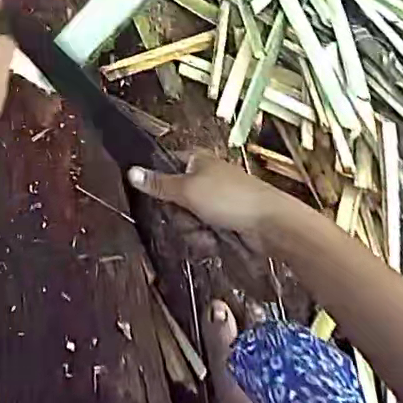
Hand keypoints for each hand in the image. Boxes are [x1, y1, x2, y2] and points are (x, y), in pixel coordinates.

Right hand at [127, 153, 305, 248]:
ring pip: (186, 220)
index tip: (160, 197)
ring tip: (206, 232)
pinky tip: (215, 241)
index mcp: (196, 160)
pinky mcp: (224, 223)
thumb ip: (158, 184)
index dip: (160, 184)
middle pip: (173, 199)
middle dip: (179, 215)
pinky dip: (206, 240)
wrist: (272, 226)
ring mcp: (215, 202)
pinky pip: (201, 233)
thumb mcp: (188, 190)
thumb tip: (131, 171)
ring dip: (193, 231)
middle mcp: (204, 178)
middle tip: (189, 217)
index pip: (165, 167)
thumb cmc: (231, 198)